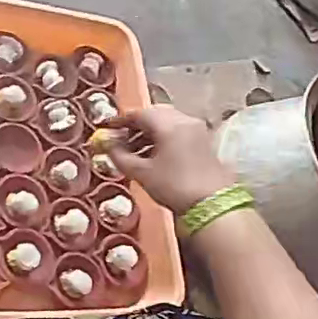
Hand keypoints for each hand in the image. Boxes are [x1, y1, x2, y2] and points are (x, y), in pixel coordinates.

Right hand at [103, 106, 236, 211]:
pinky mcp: (203, 142)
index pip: (139, 114)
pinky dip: (162, 138)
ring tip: (133, 151)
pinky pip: (178, 131)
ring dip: (149, 132)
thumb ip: (120, 156)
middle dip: (135, 125)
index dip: (120, 121)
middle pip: (155, 114)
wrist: (212, 204)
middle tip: (120, 139)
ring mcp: (197, 130)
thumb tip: (106, 144)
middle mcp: (185, 120)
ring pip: (167, 122)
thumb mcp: (142, 173)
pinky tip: (152, 155)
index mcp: (169, 124)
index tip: (107, 129)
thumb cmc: (174, 186)